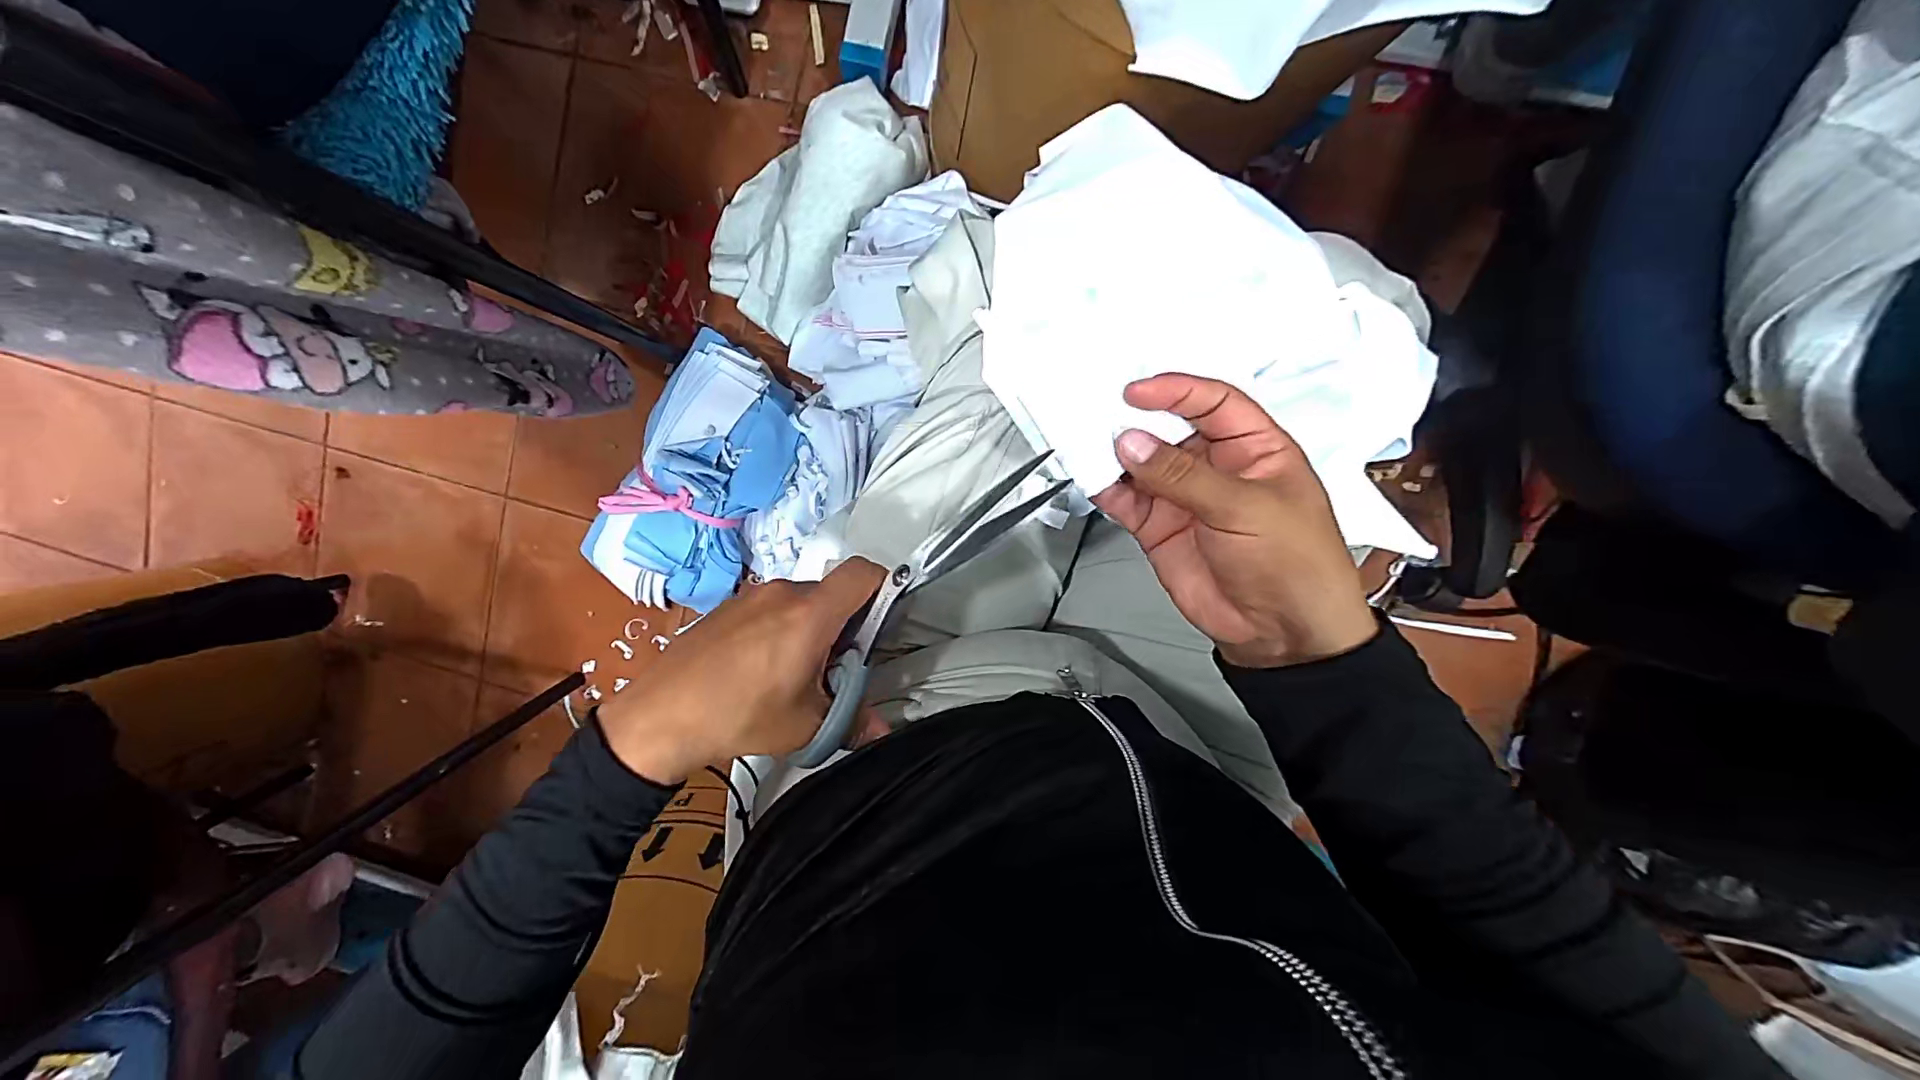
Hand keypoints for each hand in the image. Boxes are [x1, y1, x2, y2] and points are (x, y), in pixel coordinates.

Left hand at [596, 558, 888, 783]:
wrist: (658, 717)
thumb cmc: (737, 715)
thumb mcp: (804, 724)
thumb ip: (852, 721)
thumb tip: (880, 732)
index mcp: (810, 614)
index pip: (862, 572)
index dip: (884, 585)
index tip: (884, 616)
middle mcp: (782, 593)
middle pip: (832, 592)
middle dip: (845, 624)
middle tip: (837, 666)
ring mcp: (751, 596)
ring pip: (801, 601)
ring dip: (811, 628)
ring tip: (796, 673)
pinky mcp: (727, 607)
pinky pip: (770, 607)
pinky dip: (781, 628)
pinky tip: (762, 668)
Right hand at [1091, 374, 1377, 667]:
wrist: (1280, 632)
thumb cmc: (1299, 567)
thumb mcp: (1246, 509)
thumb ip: (1185, 477)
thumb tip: (1138, 445)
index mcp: (1255, 448)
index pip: (1212, 402)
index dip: (1175, 391)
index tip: (1139, 392)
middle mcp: (1217, 467)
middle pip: (1168, 428)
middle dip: (1138, 422)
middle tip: (1108, 419)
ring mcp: (1186, 497)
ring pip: (1142, 463)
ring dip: (1117, 455)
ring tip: (1095, 449)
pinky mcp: (1161, 526)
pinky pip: (1126, 498)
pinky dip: (1107, 488)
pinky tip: (1097, 480)